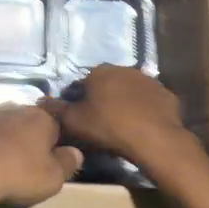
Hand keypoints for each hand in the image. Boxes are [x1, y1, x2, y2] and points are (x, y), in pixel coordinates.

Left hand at [0, 104, 81, 207]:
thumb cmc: (18, 175)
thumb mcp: (53, 178)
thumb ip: (68, 163)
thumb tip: (75, 152)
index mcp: (41, 118)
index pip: (56, 126)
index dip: (55, 143)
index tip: (51, 159)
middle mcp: (15, 107)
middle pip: (28, 121)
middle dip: (29, 137)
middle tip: (26, 161)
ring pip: (4, 123)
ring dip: (6, 136)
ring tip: (1, 160)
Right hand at [45, 67, 197, 167]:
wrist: (154, 138)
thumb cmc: (108, 126)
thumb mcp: (74, 122)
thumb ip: (56, 110)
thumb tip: (41, 102)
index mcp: (100, 72)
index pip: (84, 83)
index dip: (81, 100)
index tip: (82, 117)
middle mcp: (124, 69)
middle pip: (109, 84)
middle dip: (105, 98)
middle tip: (102, 122)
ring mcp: (149, 80)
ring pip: (131, 91)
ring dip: (127, 102)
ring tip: (124, 126)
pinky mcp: (167, 95)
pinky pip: (151, 102)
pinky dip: (147, 111)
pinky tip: (144, 127)